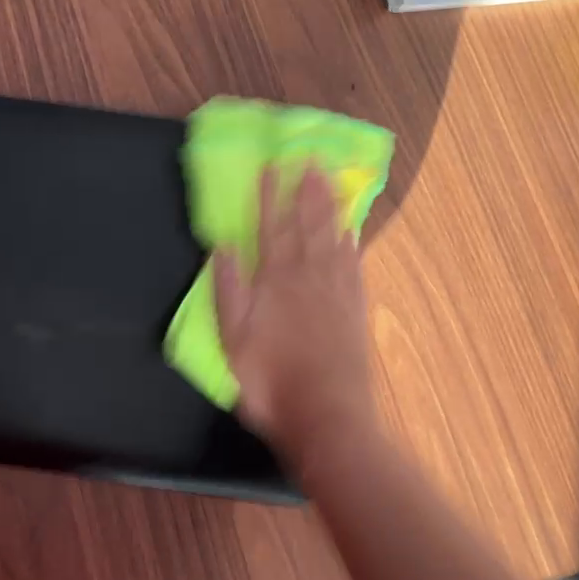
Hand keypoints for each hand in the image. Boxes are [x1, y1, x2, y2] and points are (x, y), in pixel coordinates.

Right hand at [214, 167, 376, 469]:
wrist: (328, 419)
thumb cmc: (268, 379)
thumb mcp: (233, 336)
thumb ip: (229, 288)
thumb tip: (224, 246)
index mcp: (275, 281)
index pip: (270, 228)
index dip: (269, 196)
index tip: (270, 166)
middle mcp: (308, 279)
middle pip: (306, 226)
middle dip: (305, 191)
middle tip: (310, 160)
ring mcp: (336, 295)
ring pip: (333, 240)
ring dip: (330, 209)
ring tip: (329, 182)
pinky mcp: (354, 313)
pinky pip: (353, 268)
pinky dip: (351, 245)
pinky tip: (351, 233)